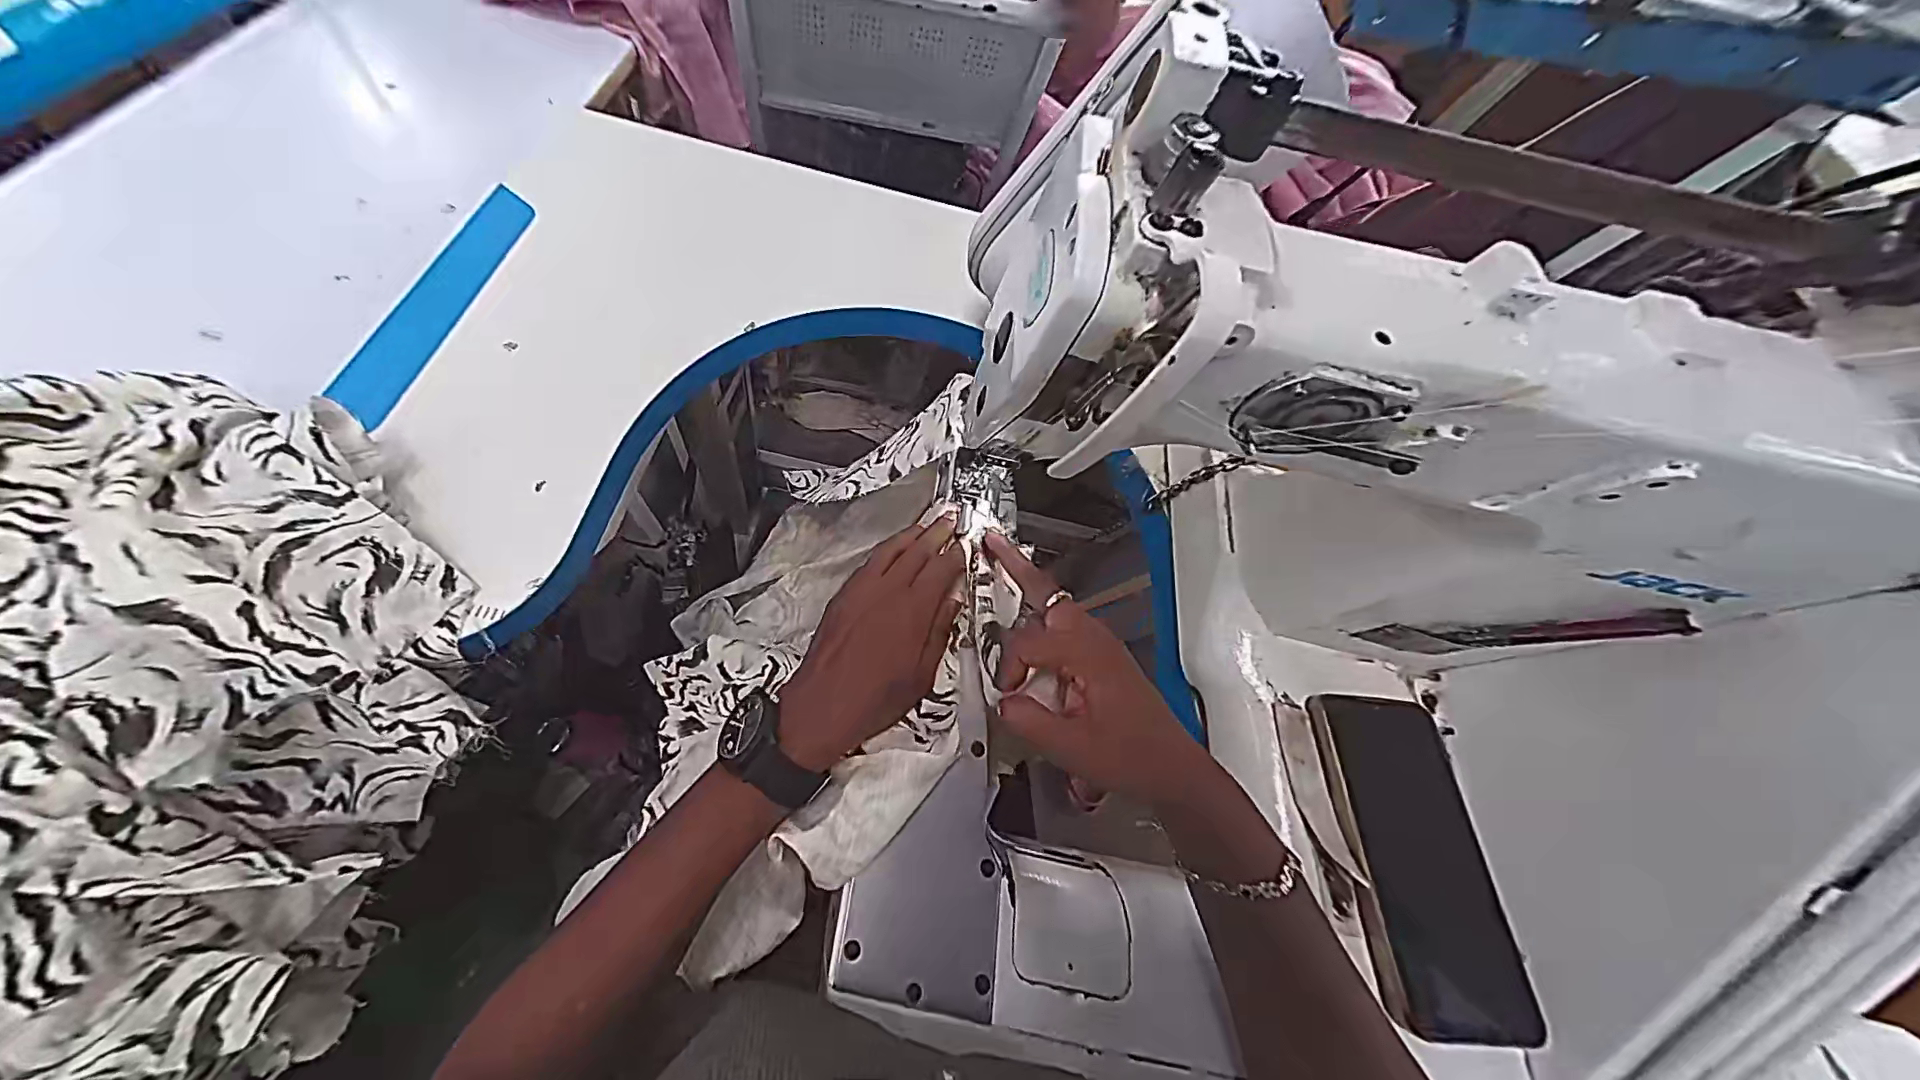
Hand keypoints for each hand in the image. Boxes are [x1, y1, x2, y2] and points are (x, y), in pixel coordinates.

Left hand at [778, 516, 965, 770]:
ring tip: (925, 524)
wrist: (822, 705)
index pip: (941, 569)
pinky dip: (886, 548)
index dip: (956, 555)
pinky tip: (892, 548)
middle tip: (950, 519)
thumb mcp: (922, 675)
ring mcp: (862, 591)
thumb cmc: (873, 698)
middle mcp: (888, 593)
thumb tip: (951, 604)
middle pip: (918, 552)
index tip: (964, 546)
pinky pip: (870, 561)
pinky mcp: (844, 596)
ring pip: (891, 551)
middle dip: (937, 533)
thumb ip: (939, 633)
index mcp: (914, 611)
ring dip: (911, 534)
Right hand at [984, 531, 1216, 809]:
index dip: (1009, 666)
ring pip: (1057, 607)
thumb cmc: (1133, 757)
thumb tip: (1003, 700)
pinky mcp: (1101, 659)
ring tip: (1004, 566)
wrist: (1172, 769)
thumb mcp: (1072, 747)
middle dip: (1017, 569)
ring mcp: (1100, 646)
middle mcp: (1096, 640)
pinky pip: (1065, 628)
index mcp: (1089, 654)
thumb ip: (1028, 720)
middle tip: (993, 545)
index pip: (1029, 642)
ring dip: (1029, 590)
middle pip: (1049, 596)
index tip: (1007, 692)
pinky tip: (1029, 626)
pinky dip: (1042, 617)